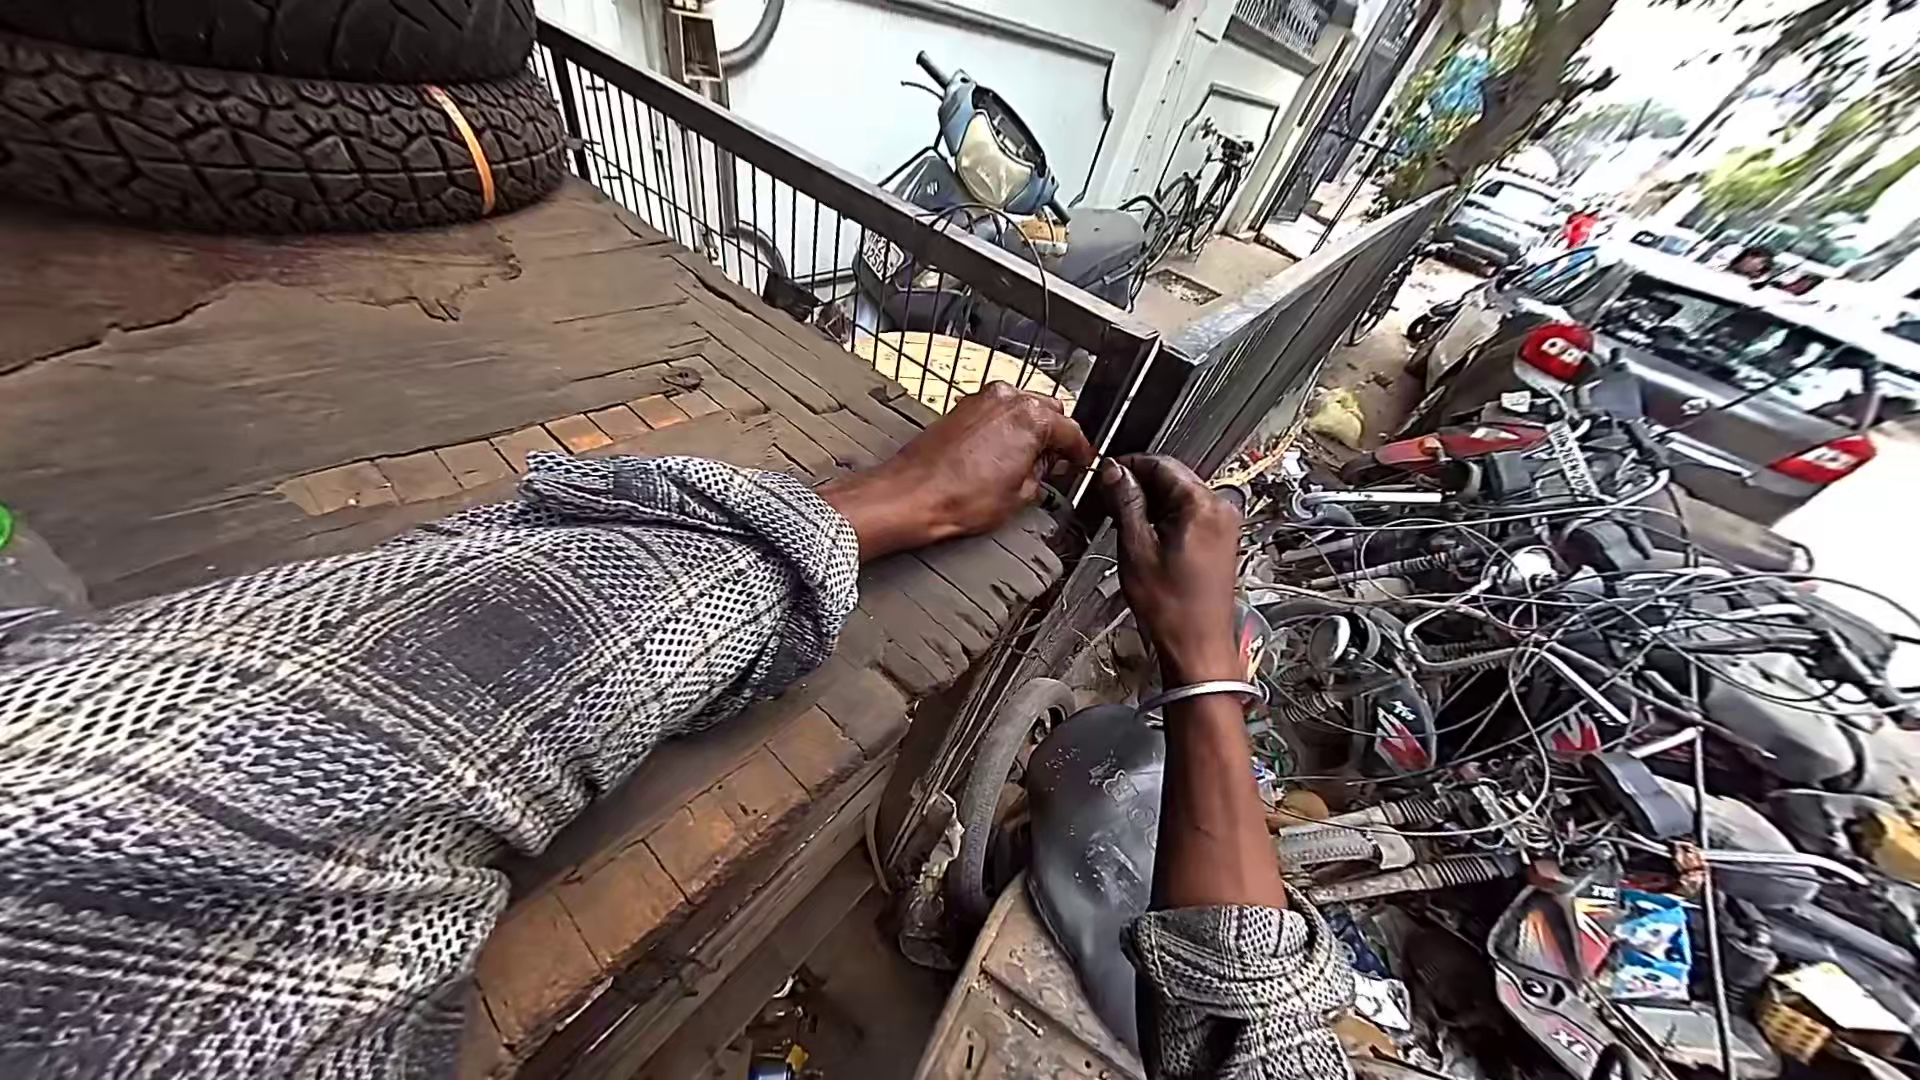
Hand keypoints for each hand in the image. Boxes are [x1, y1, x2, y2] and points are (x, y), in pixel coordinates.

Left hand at [821, 382, 1093, 560]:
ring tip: (1028, 462)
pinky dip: (1007, 427)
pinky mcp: (961, 408)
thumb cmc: (957, 497)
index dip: (1081, 452)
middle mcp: (1007, 399)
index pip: (1072, 431)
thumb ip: (1042, 474)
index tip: (1082, 463)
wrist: (912, 496)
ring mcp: (981, 400)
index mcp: (1031, 417)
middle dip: (1057, 436)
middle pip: (1049, 411)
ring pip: (1022, 407)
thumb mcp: (1020, 496)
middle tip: (1057, 464)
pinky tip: (1003, 454)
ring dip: (1031, 429)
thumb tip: (1044, 468)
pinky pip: (997, 411)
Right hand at [1097, 455, 1242, 684]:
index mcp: (1203, 505)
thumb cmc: (1171, 607)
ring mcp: (1223, 525)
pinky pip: (1188, 514)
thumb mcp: (1136, 547)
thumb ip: (1126, 503)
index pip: (1162, 464)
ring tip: (1121, 519)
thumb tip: (1115, 472)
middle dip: (1138, 484)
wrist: (1196, 645)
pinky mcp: (1220, 540)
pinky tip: (1143, 533)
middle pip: (1173, 478)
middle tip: (1107, 497)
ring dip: (1149, 502)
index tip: (1105, 471)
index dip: (1129, 464)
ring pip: (1179, 495)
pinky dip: (1164, 517)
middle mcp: (1220, 509)